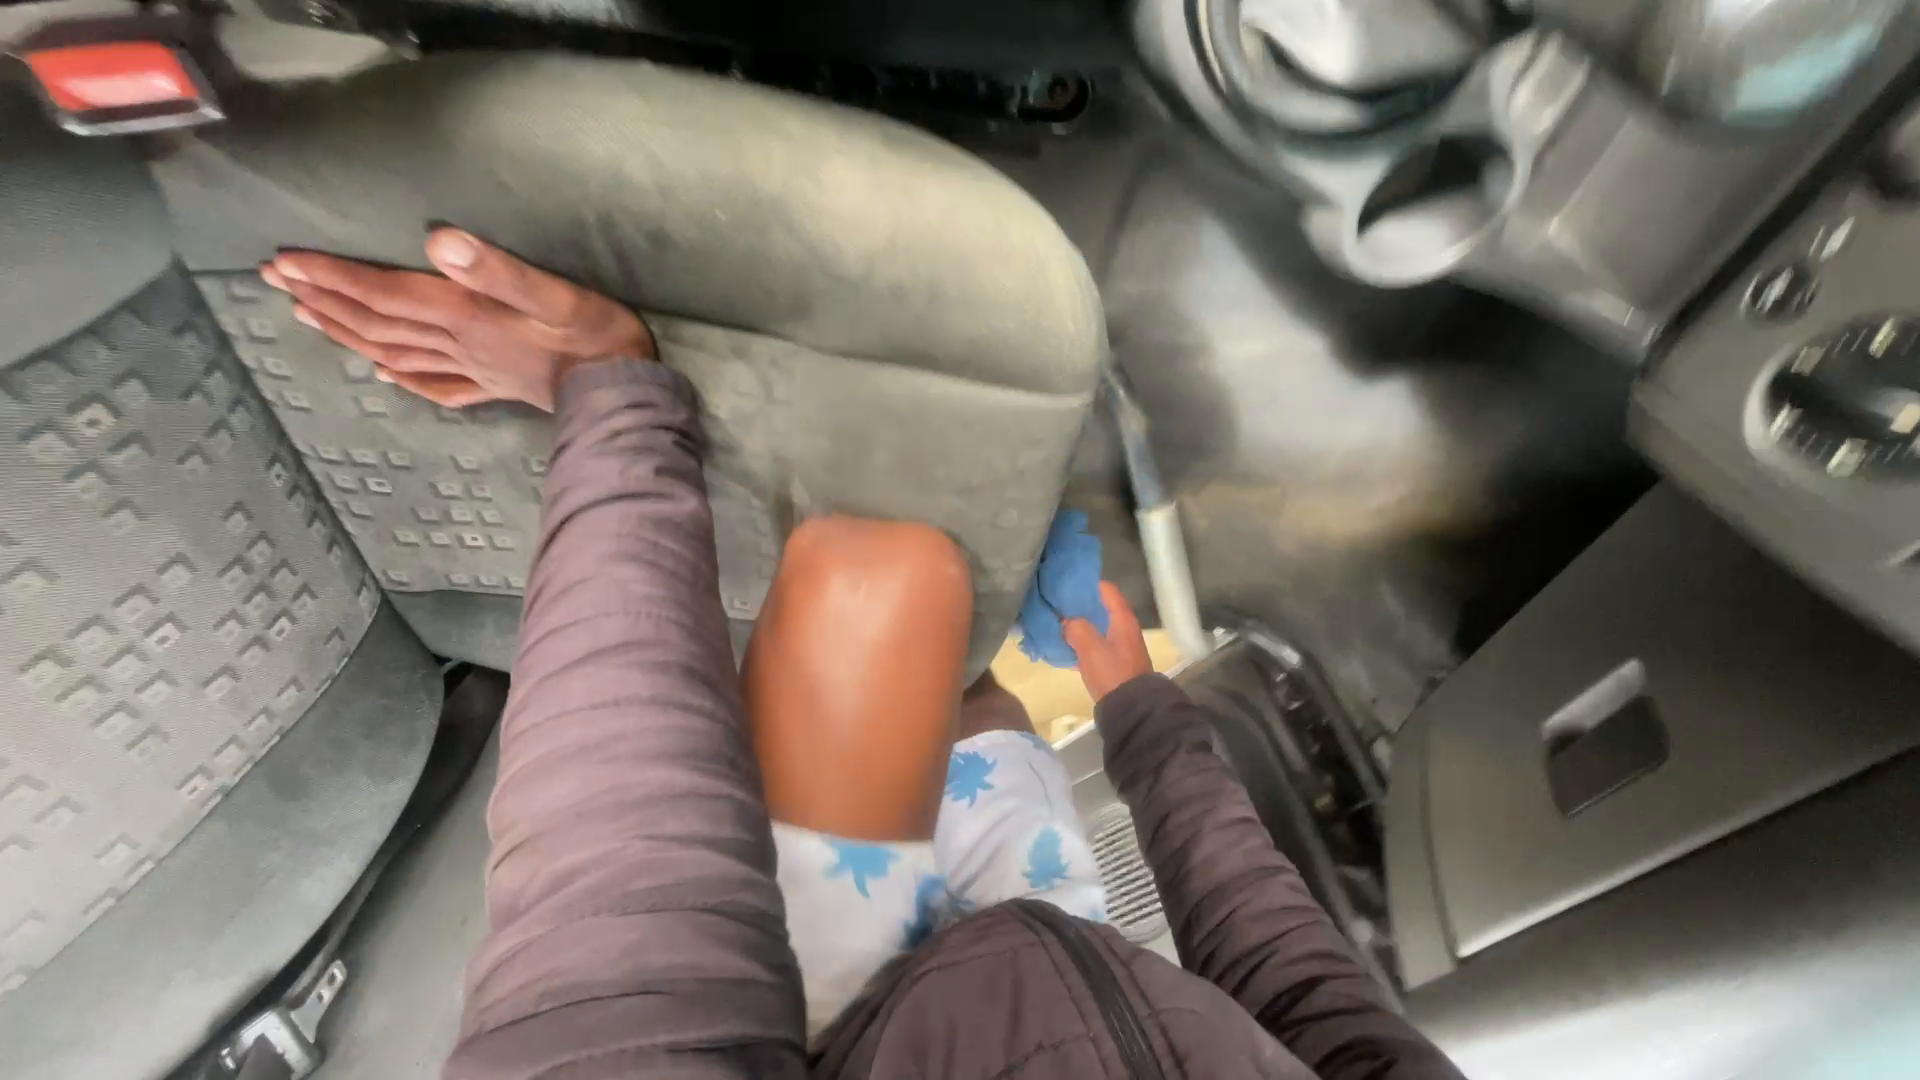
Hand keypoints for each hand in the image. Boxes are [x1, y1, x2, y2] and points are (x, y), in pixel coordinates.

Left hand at [261, 228, 653, 410]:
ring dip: (349, 335)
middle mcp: (459, 345)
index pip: (386, 294)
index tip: (285, 261)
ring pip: (397, 354)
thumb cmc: (596, 337)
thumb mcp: (554, 294)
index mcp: (466, 316)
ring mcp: (477, 371)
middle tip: (278, 282)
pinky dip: (406, 380)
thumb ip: (497, 270)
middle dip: (326, 300)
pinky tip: (384, 375)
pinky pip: (441, 388)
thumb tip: (437, 239)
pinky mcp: (498, 389)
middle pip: (379, 324)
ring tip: (309, 318)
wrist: (623, 393)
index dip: (333, 276)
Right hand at [1063, 582, 1154, 702]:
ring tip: (1055, 623)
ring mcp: (1121, 645)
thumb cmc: (1112, 672)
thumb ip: (1076, 628)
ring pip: (1096, 626)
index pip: (1105, 588)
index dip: (1085, 583)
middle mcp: (1124, 627)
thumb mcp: (1090, 647)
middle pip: (1099, 607)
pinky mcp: (1115, 661)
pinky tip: (1065, 644)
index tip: (1063, 584)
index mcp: (1122, 618)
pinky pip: (1096, 643)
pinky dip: (1082, 640)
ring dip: (1078, 624)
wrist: (1131, 708)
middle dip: (1078, 605)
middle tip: (1054, 603)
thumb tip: (1066, 621)